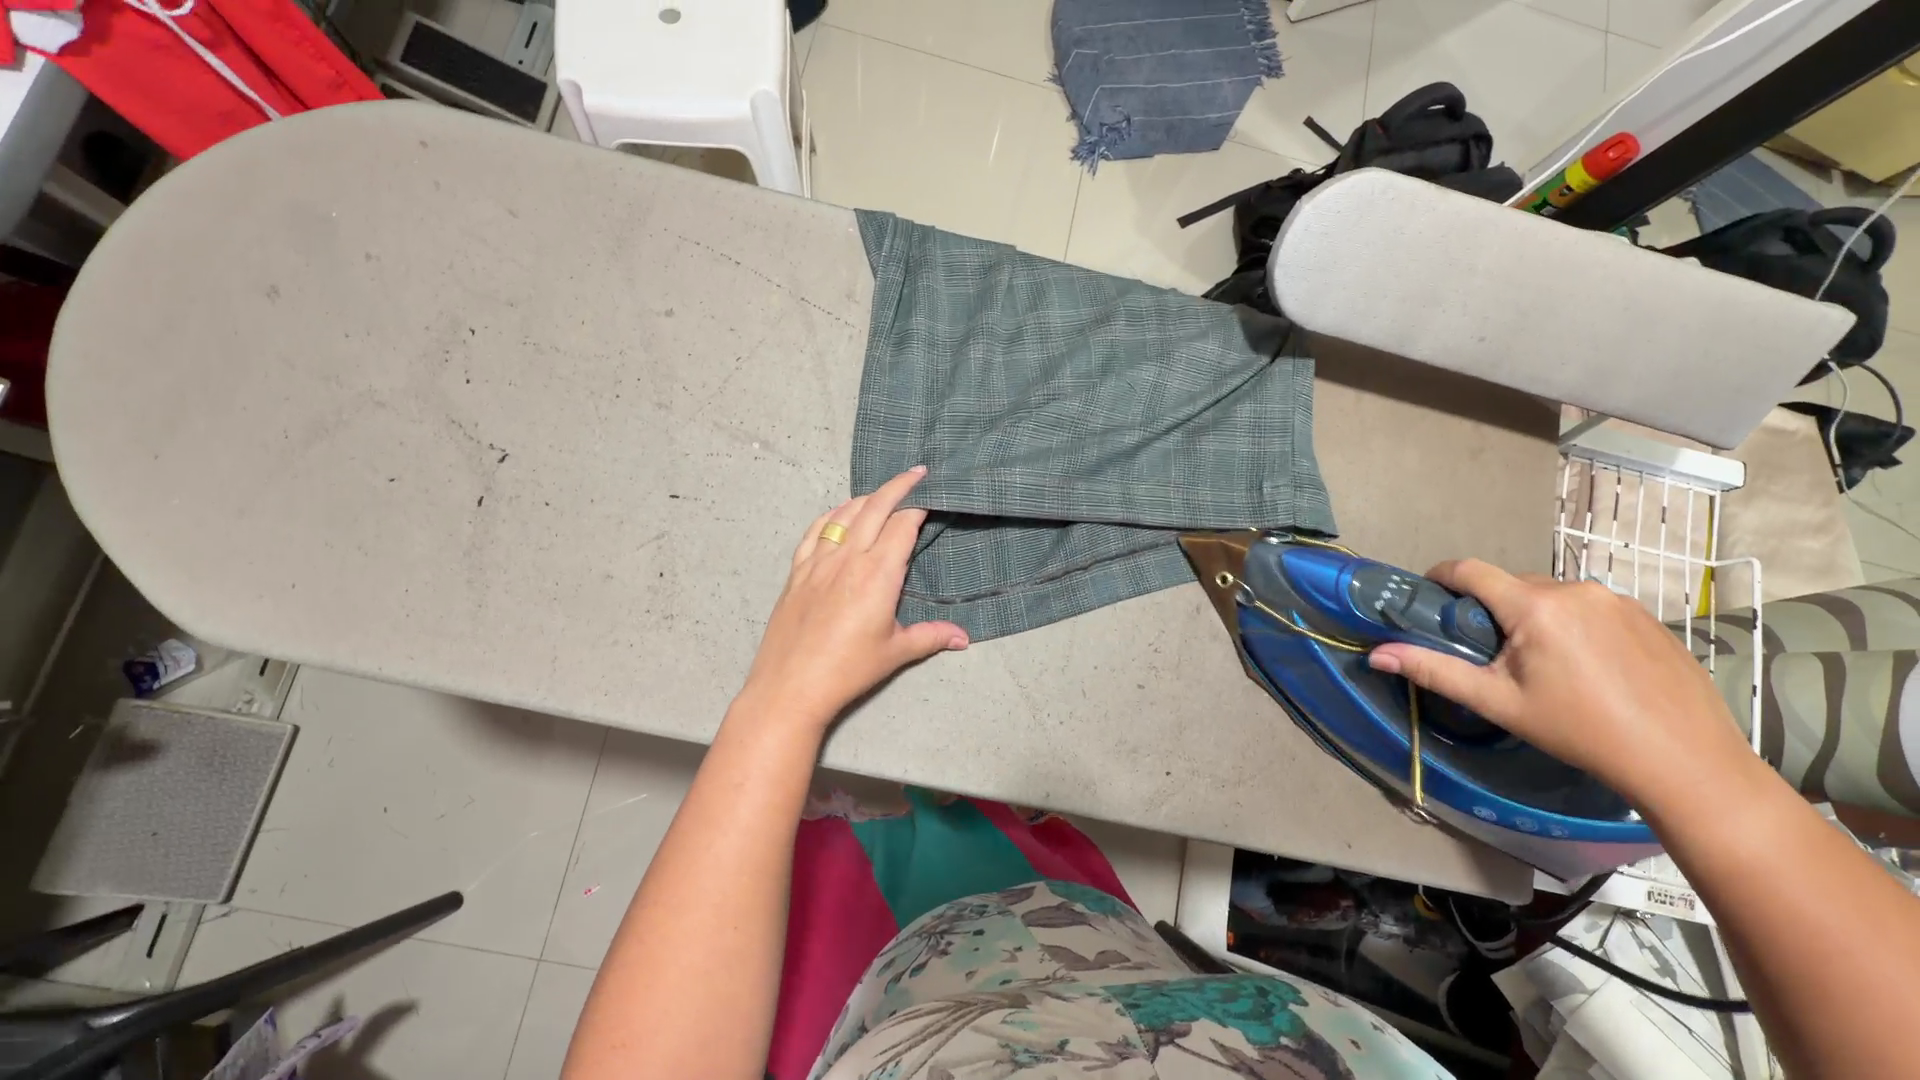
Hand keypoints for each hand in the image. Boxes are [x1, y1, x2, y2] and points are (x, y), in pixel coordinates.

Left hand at [735, 467, 968, 729]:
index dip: (920, 506)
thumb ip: (932, 637)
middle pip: (875, 507)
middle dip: (898, 486)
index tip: (933, 495)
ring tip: (884, 492)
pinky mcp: (797, 571)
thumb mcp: (895, 653)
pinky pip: (816, 531)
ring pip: (844, 513)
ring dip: (867, 497)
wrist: (790, 686)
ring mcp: (819, 562)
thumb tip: (964, 638)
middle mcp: (848, 558)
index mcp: (877, 574)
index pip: (903, 525)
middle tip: (917, 472)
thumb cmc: (847, 670)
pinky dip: (832, 514)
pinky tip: (839, 513)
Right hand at [1367, 559, 1752, 806]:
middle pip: (1512, 584)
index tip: (1426, 596)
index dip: (1440, 577)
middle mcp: (1575, 589)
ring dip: (1533, 617)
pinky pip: (1590, 608)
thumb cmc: (1579, 730)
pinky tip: (1586, 668)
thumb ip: (1434, 671)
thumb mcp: (1498, 702)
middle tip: (1486, 650)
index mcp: (1535, 605)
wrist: (1683, 758)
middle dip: (1491, 608)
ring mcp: (1617, 599)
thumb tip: (1376, 653)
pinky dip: (1573, 626)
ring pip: (1552, 596)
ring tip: (1540, 664)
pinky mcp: (1647, 615)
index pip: (1470, 570)